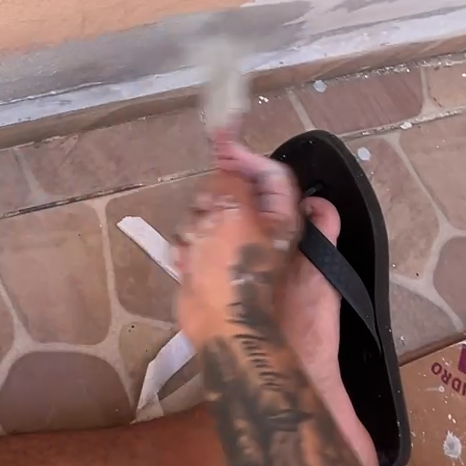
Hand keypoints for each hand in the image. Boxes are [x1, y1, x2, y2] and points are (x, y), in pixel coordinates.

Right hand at [174, 133, 303, 344]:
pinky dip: (186, 248)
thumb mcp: (235, 215)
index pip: (268, 172)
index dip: (245, 154)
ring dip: (194, 227)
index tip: (219, 140)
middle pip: (229, 191)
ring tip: (198, 246)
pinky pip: (190, 239)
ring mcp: (232, 245)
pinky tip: (189, 262)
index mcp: (279, 216)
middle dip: (211, 199)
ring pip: (204, 214)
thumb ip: (231, 182)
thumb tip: (228, 161)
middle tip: (209, 213)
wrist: (219, 325)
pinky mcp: (208, 261)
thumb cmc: (234, 271)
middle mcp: (259, 227)